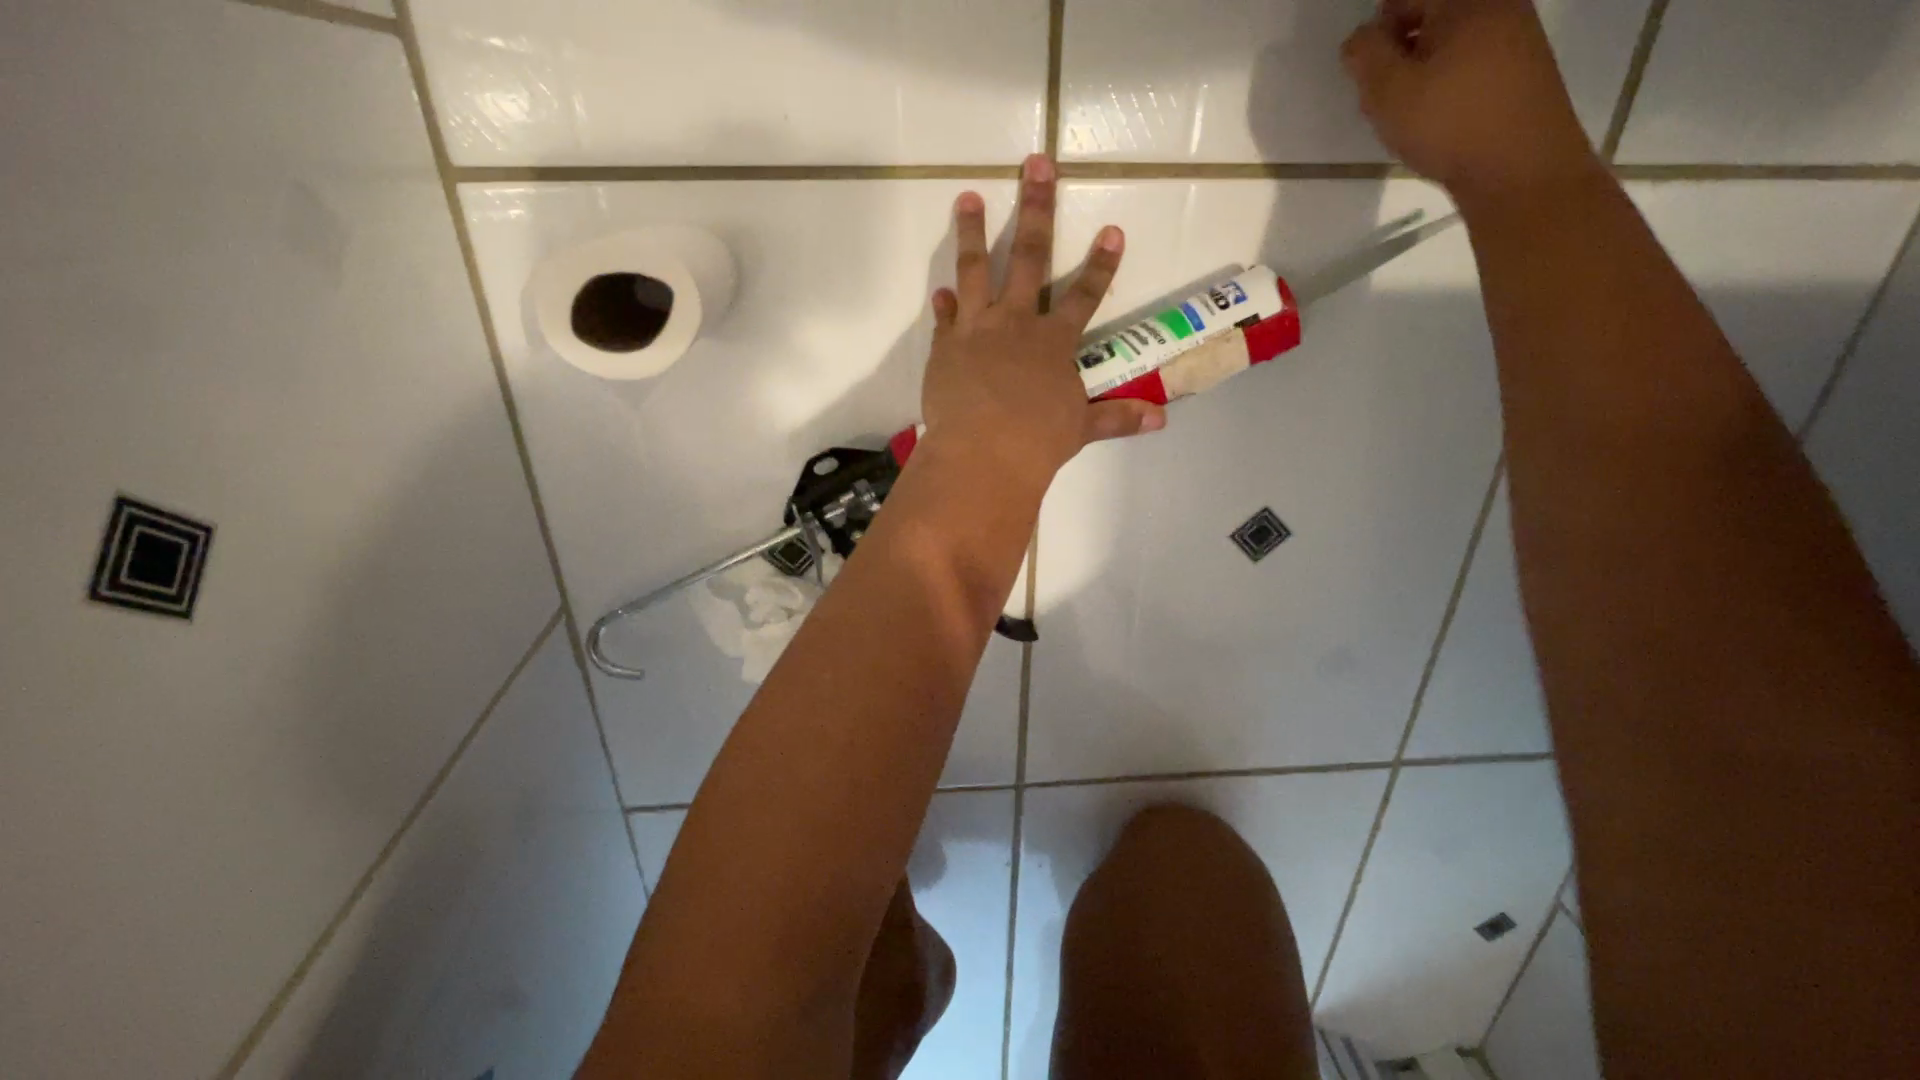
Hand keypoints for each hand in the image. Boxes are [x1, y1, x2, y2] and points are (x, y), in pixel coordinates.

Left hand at [919, 155, 1165, 490]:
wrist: (982, 453)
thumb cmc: (1036, 443)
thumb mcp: (1080, 429)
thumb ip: (1116, 418)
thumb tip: (1159, 420)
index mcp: (1054, 341)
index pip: (1085, 294)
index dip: (1102, 263)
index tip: (1113, 229)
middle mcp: (1017, 323)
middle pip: (1030, 256)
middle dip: (1036, 207)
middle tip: (1035, 163)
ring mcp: (977, 329)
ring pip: (976, 269)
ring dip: (974, 231)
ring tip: (969, 197)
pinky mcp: (945, 346)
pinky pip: (945, 317)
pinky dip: (944, 302)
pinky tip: (939, 288)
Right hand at [1341, 0, 1601, 200]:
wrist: (1522, 170)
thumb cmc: (1450, 123)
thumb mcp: (1388, 91)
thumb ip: (1364, 55)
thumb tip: (1362, 38)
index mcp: (1466, 0)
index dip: (1379, 28)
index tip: (1366, 66)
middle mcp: (1499, 6)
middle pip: (1433, 14)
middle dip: (1400, 48)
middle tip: (1381, 93)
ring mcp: (1518, 37)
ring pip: (1451, 41)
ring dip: (1421, 69)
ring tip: (1406, 112)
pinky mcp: (1524, 71)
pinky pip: (1473, 61)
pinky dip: (1447, 81)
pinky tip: (1437, 119)